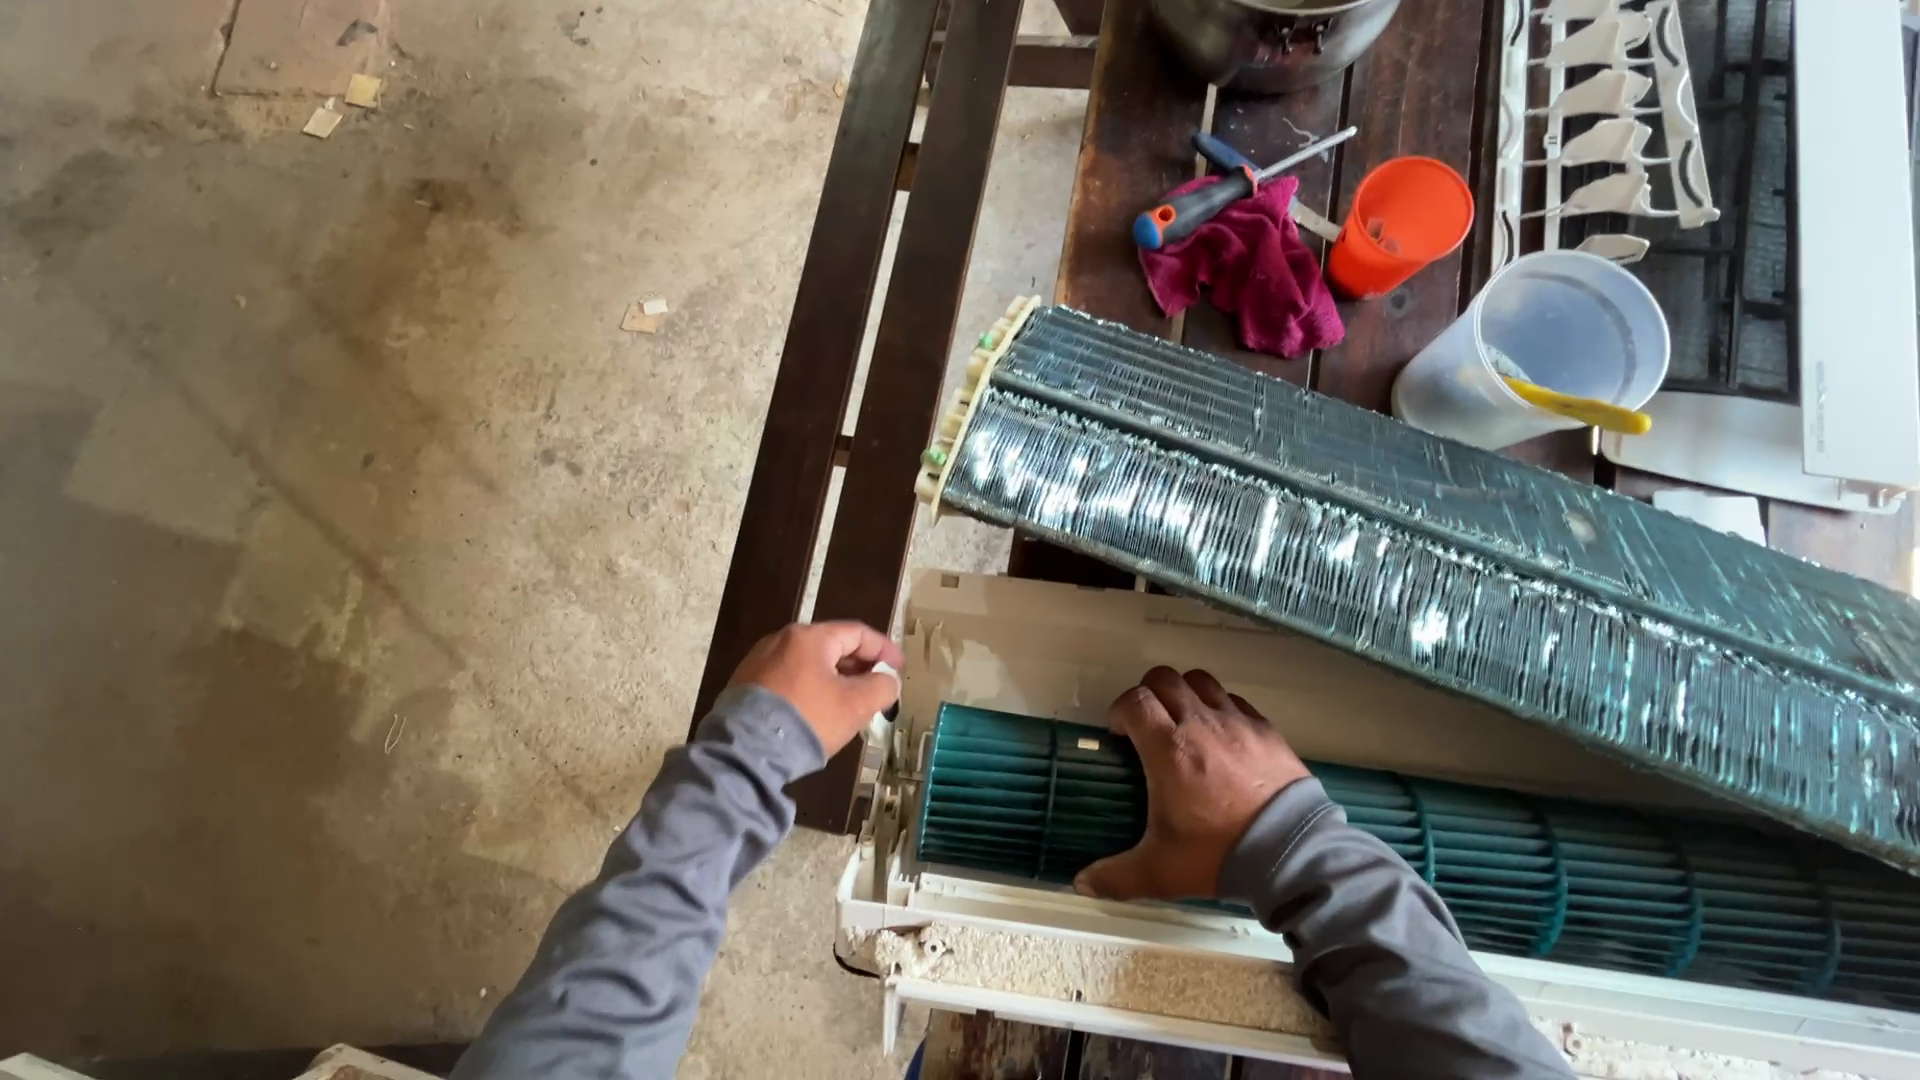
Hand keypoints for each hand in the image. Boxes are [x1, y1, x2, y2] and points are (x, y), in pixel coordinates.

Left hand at [728, 621, 904, 755]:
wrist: (745, 753)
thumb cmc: (808, 719)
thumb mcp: (856, 705)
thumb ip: (881, 687)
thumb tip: (888, 681)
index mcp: (809, 637)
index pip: (857, 633)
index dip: (883, 649)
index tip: (899, 667)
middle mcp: (781, 641)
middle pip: (832, 647)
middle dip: (859, 667)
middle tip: (878, 687)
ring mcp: (759, 662)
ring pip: (810, 665)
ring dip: (836, 680)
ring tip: (852, 703)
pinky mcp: (745, 686)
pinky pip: (789, 680)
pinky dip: (811, 690)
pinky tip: (819, 713)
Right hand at [1074, 667, 1311, 901]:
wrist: (1292, 854)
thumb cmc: (1219, 853)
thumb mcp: (1161, 870)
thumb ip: (1116, 876)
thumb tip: (1082, 884)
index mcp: (1167, 748)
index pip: (1134, 701)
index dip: (1121, 711)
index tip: (1121, 734)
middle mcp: (1199, 723)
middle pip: (1164, 679)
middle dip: (1149, 695)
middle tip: (1149, 725)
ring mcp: (1235, 721)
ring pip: (1200, 680)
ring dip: (1185, 693)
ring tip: (1185, 723)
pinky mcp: (1266, 729)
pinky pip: (1235, 700)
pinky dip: (1221, 708)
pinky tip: (1222, 735)